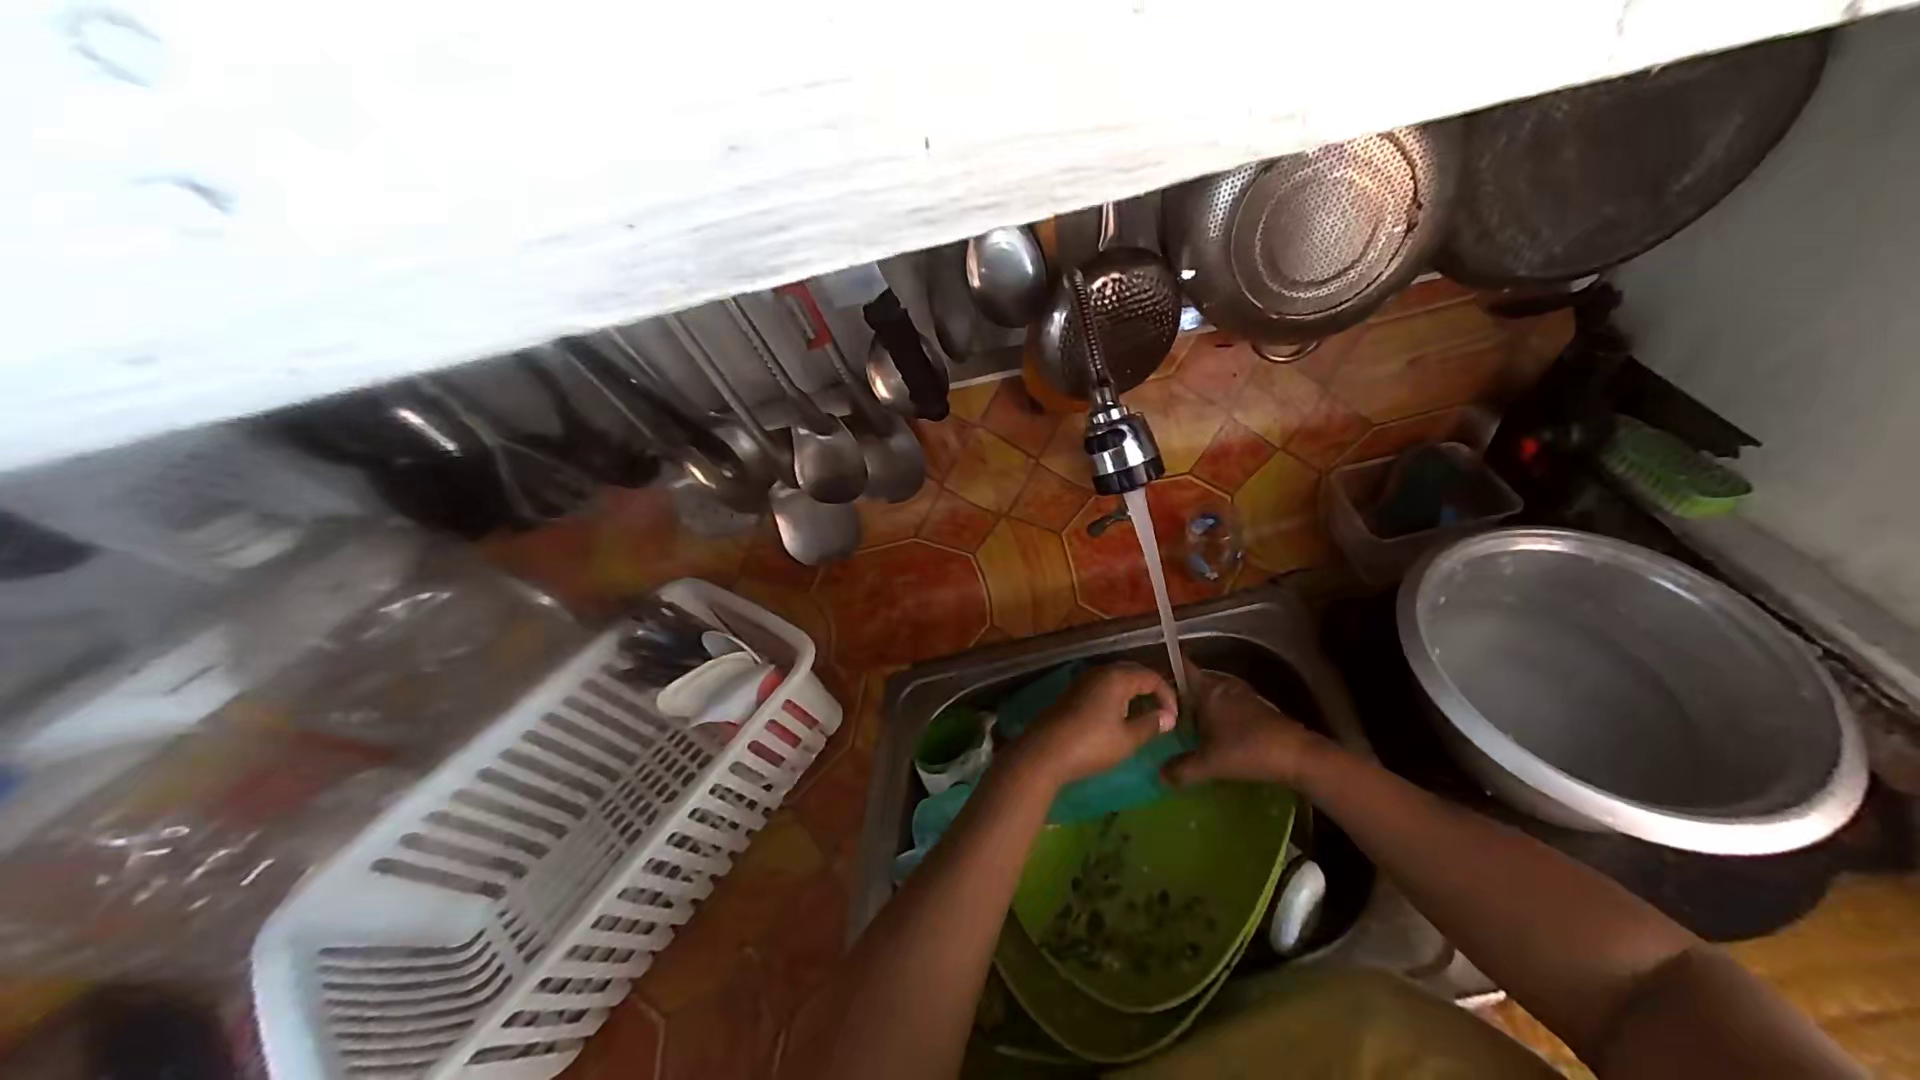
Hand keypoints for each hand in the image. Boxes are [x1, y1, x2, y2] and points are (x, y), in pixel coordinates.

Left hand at [1008, 663, 1176, 787]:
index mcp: (1116, 677)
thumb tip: (1167, 716)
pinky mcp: (1072, 694)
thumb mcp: (1127, 738)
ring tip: (1144, 715)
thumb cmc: (1091, 745)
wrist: (1044, 753)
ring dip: (1133, 693)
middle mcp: (1099, 672)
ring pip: (1116, 679)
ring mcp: (1083, 682)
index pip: (1151, 676)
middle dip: (1151, 689)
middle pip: (1132, 672)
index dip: (1167, 695)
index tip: (1174, 718)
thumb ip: (1151, 724)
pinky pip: (1102, 688)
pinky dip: (1117, 697)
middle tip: (1163, 712)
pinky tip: (1119, 717)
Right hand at [1162, 664, 1326, 787]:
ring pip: (1210, 695)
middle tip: (1157, 710)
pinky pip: (1224, 705)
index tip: (1147, 681)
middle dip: (1177, 694)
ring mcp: (1242, 696)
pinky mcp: (1255, 710)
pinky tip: (1209, 736)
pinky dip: (1213, 716)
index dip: (1164, 669)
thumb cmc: (1247, 750)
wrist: (1298, 757)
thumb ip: (1181, 770)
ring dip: (1197, 707)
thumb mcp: (1209, 764)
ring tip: (1180, 726)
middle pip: (1193, 682)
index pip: (1181, 667)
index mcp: (1208, 689)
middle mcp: (1223, 685)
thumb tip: (1159, 776)